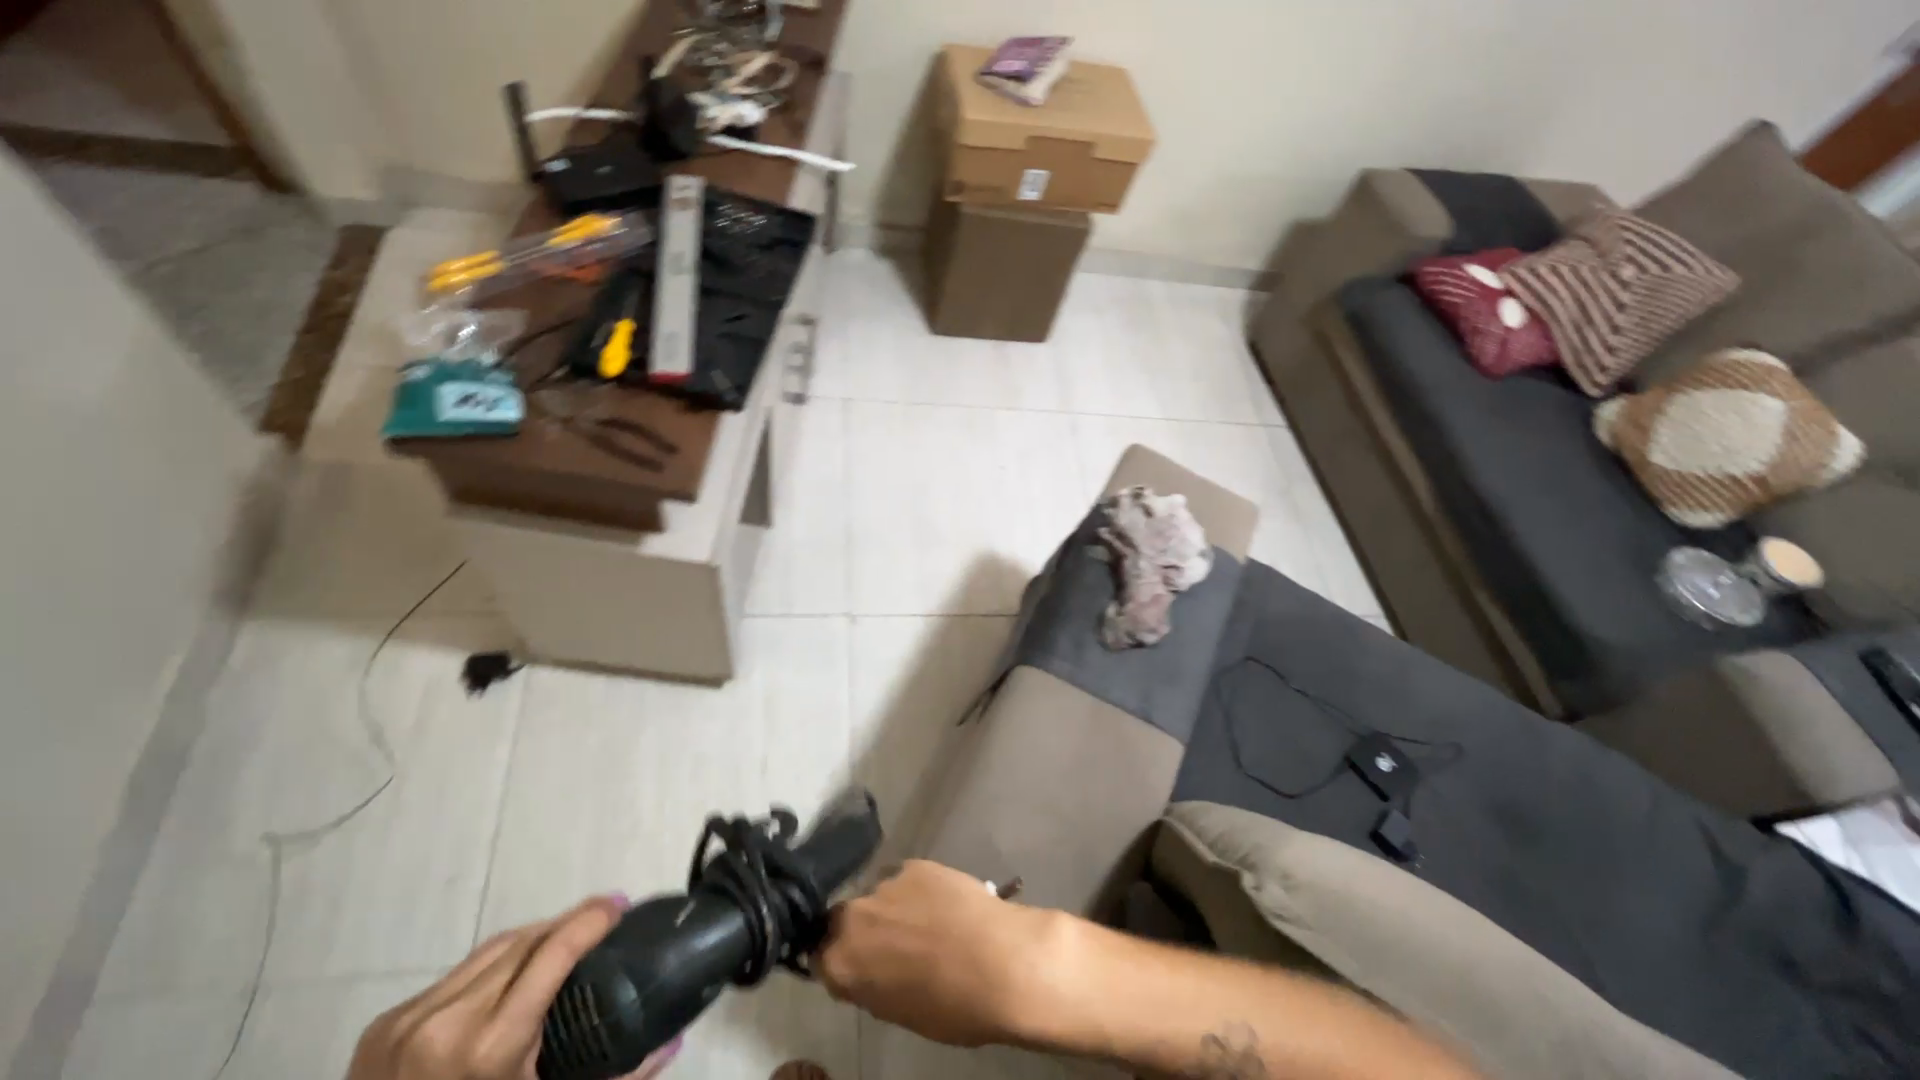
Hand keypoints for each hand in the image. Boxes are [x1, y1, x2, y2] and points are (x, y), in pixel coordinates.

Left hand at [345, 895, 679, 1079]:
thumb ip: (616, 1079)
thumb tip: (673, 1044)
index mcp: (491, 1046)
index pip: (551, 954)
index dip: (589, 920)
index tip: (619, 903)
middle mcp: (448, 1021)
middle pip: (522, 943)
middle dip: (565, 925)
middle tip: (600, 921)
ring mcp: (409, 1019)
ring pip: (486, 953)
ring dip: (529, 941)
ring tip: (561, 941)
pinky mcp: (384, 1024)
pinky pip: (452, 979)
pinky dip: (490, 970)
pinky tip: (508, 980)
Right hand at [816, 860, 1068, 1047]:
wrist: (1003, 963)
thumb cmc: (953, 1007)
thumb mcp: (900, 1013)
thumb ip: (871, 986)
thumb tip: (871, 972)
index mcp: (841, 963)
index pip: (821, 957)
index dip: (841, 962)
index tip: (862, 968)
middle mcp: (852, 917)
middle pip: (844, 920)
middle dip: (862, 931)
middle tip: (894, 946)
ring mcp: (885, 885)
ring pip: (879, 896)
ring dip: (893, 909)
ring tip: (928, 923)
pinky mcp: (916, 865)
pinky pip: (908, 879)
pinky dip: (920, 891)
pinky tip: (946, 904)